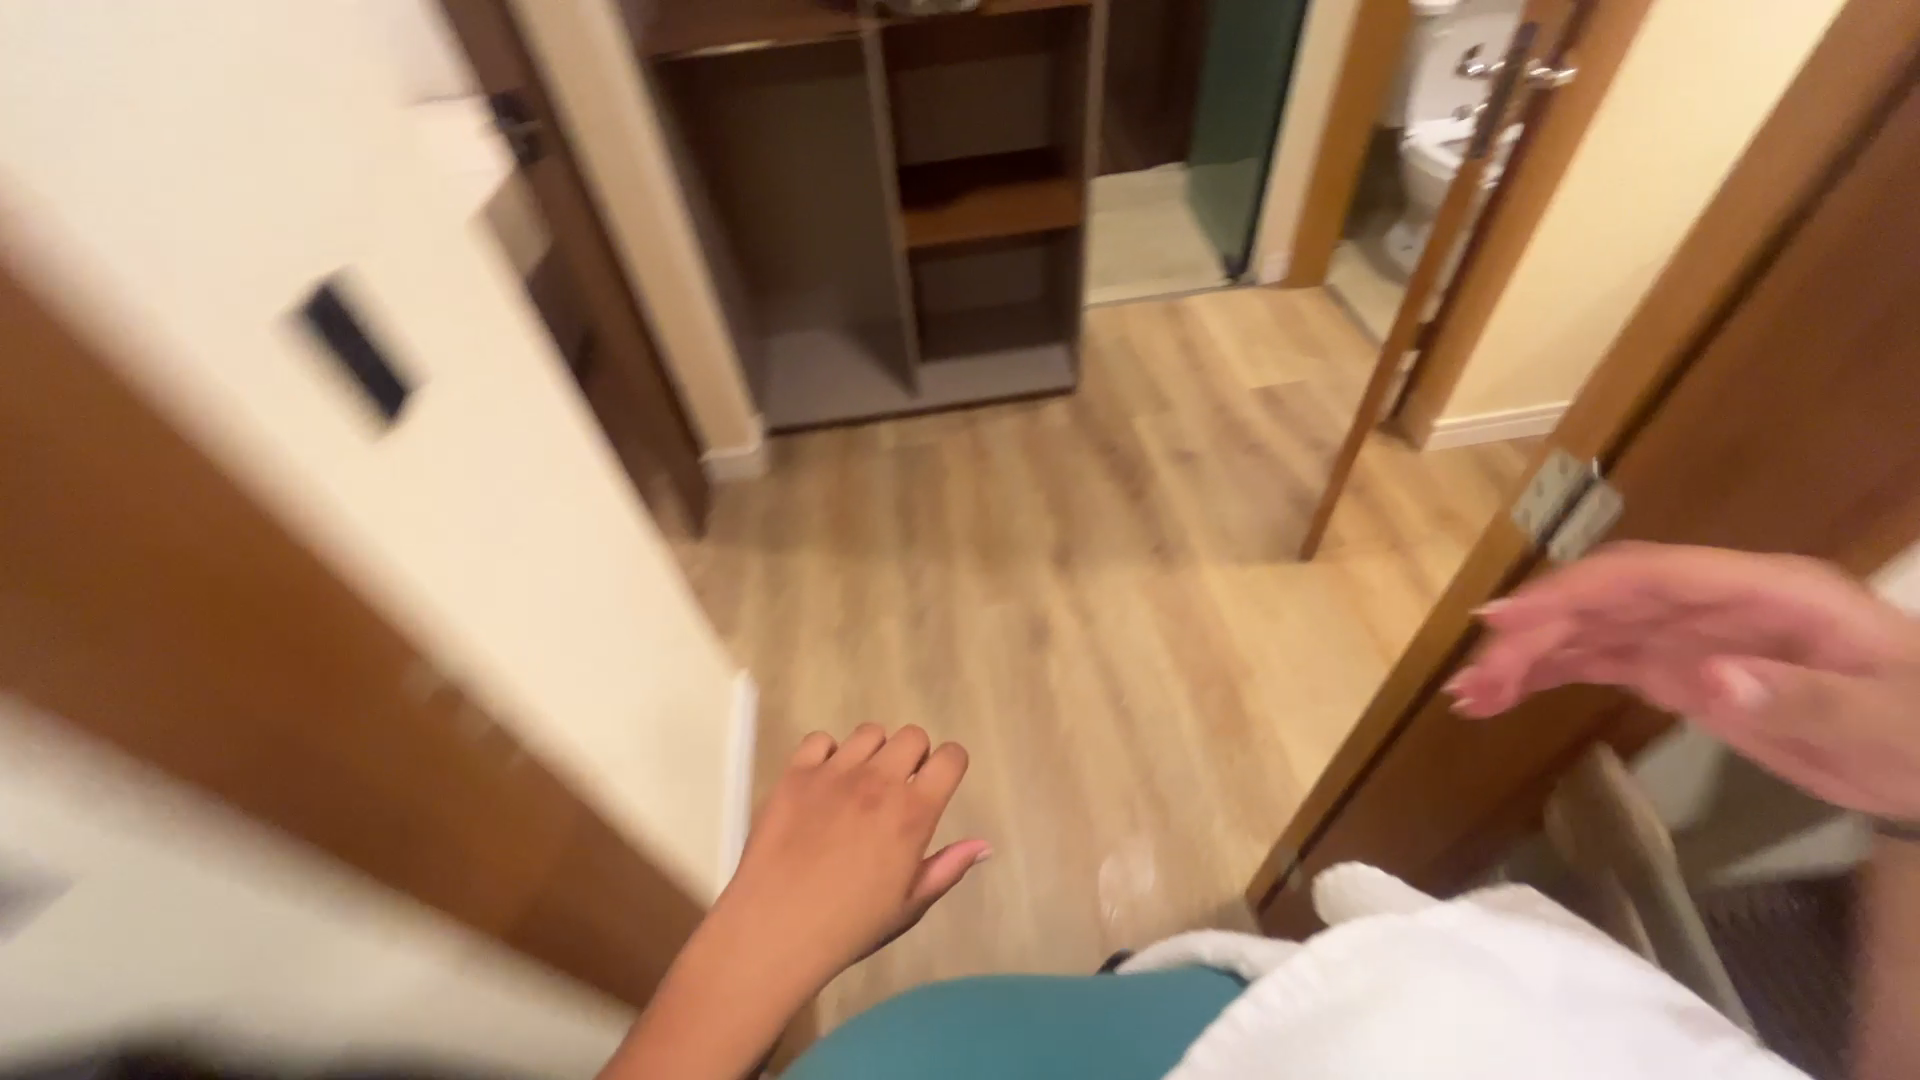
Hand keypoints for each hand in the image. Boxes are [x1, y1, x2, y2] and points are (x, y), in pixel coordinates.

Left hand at [713, 724, 989, 987]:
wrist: (775, 930)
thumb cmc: (850, 926)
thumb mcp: (909, 905)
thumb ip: (947, 868)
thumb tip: (983, 845)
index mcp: (913, 813)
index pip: (951, 757)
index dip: (950, 765)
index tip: (939, 780)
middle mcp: (878, 781)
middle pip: (912, 736)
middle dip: (914, 756)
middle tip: (899, 787)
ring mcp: (835, 773)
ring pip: (870, 732)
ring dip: (874, 752)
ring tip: (860, 784)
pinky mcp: (796, 774)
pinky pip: (820, 740)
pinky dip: (827, 755)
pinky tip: (823, 784)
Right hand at [1447, 542, 1919, 818]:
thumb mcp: (1893, 724)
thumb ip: (1805, 698)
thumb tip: (1706, 678)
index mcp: (1759, 590)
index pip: (1641, 576)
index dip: (1566, 591)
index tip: (1499, 617)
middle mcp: (1703, 602)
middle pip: (1594, 604)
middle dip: (1527, 637)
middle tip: (1473, 682)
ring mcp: (1680, 633)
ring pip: (1578, 633)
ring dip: (1519, 660)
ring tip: (1469, 696)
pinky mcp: (1667, 667)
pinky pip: (1588, 663)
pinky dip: (1539, 678)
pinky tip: (1498, 699)